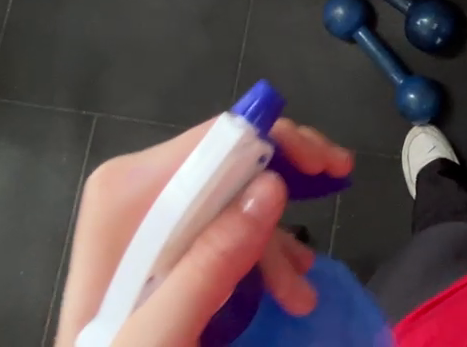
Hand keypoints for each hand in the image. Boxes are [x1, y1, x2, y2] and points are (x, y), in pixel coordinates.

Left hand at [53, 118, 354, 346]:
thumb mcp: (161, 334)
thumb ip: (210, 263)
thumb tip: (273, 184)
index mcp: (127, 193)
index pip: (215, 139)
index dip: (277, 142)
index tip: (326, 167)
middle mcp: (138, 190)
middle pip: (230, 159)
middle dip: (285, 183)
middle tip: (340, 179)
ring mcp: (151, 216)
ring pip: (236, 197)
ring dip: (277, 236)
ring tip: (303, 291)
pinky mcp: (165, 244)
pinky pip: (225, 226)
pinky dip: (261, 251)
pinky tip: (286, 287)